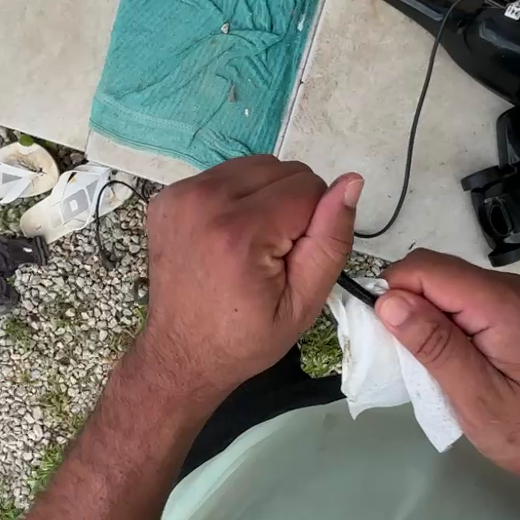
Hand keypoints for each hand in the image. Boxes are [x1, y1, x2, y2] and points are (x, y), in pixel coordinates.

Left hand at [137, 156, 360, 399]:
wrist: (181, 352)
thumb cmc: (244, 338)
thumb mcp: (303, 303)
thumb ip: (331, 240)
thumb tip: (351, 182)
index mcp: (241, 232)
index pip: (310, 187)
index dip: (313, 224)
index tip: (290, 261)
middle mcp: (205, 202)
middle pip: (283, 170)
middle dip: (290, 207)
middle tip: (272, 256)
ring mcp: (181, 196)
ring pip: (256, 167)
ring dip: (265, 198)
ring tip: (251, 245)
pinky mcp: (168, 196)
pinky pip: (225, 175)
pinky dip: (237, 199)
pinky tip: (228, 238)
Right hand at [376, 250, 519, 487]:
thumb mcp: (476, 397)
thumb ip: (433, 344)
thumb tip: (388, 301)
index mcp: (499, 303)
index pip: (425, 268)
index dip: (395, 294)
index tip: (387, 338)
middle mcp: (507, 288)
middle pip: (434, 270)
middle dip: (406, 304)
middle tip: (406, 358)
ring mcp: (512, 299)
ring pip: (444, 285)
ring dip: (422, 316)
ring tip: (426, 364)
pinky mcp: (511, 314)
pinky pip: (461, 301)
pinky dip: (442, 323)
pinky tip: (447, 360)